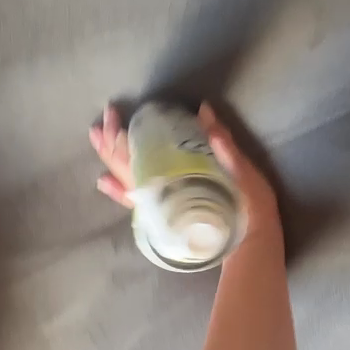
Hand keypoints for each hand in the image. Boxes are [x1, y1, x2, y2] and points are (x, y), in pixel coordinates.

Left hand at [90, 103, 281, 240]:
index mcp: (173, 178)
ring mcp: (160, 204)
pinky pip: (134, 200)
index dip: (122, 133)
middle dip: (111, 142)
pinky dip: (117, 189)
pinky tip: (105, 181)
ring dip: (109, 158)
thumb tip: (204, 110)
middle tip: (103, 120)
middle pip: (126, 165)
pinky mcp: (166, 212)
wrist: (252, 240)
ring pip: (126, 179)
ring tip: (97, 139)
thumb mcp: (240, 169)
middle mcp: (160, 192)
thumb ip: (222, 142)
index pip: (137, 153)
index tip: (114, 114)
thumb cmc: (248, 203)